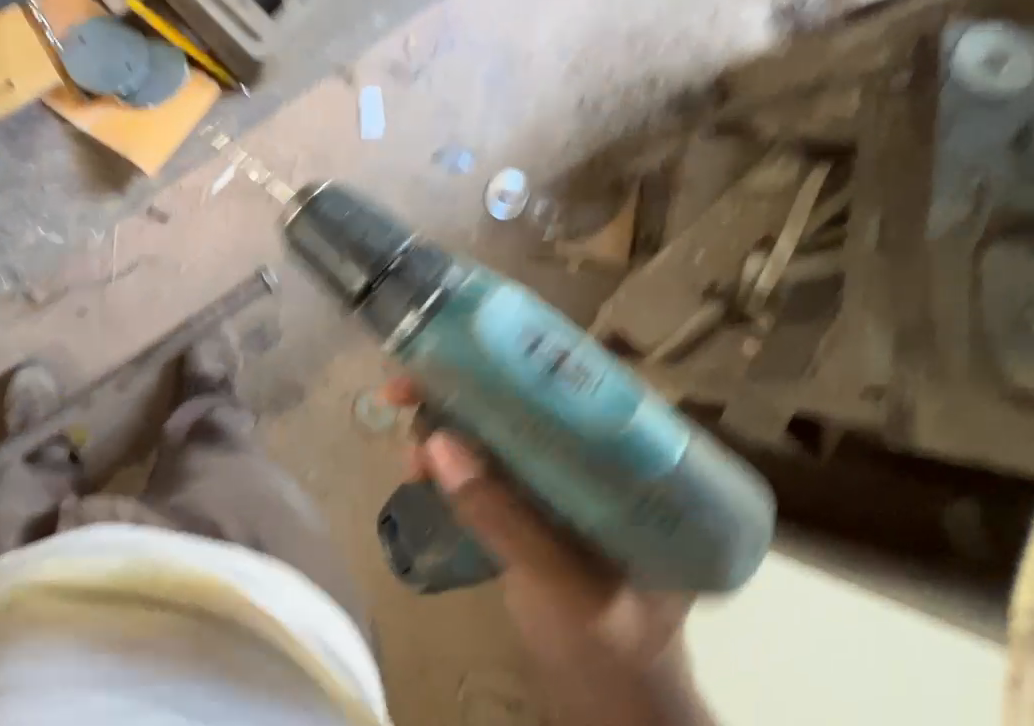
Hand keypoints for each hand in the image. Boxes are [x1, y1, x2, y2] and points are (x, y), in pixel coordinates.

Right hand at [392, 381, 711, 725]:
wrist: (612, 713)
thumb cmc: (610, 647)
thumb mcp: (560, 580)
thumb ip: (503, 515)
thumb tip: (435, 441)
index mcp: (637, 471)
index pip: (577, 394)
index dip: (513, 367)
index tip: (455, 353)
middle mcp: (601, 469)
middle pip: (528, 409)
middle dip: (463, 394)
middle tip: (405, 390)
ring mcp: (567, 493)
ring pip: (501, 439)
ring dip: (449, 430)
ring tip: (408, 447)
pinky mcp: (536, 516)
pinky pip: (488, 473)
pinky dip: (450, 466)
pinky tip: (419, 472)